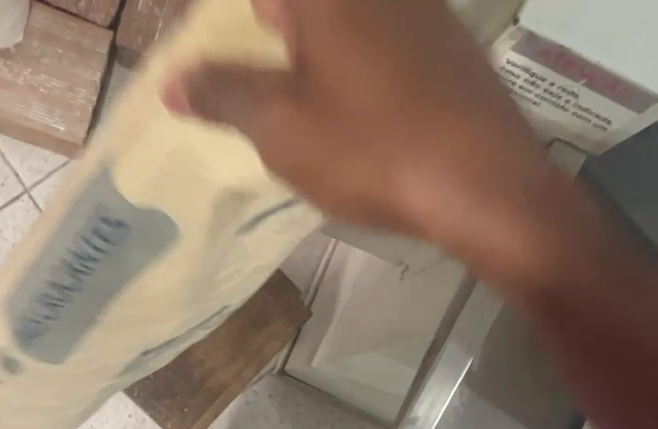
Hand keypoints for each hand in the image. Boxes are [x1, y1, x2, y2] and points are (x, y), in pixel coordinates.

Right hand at [164, 0, 566, 272]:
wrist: (483, 182)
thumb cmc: (371, 151)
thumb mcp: (282, 130)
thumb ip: (225, 95)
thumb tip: (174, 82)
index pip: (260, 1)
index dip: (228, 23)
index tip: (209, 55)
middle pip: (305, 4)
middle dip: (267, 30)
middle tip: (242, 73)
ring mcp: (418, 8)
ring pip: (345, 15)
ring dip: (308, 44)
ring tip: (287, 95)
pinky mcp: (445, 44)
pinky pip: (380, 35)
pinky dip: (350, 59)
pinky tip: (347, 107)